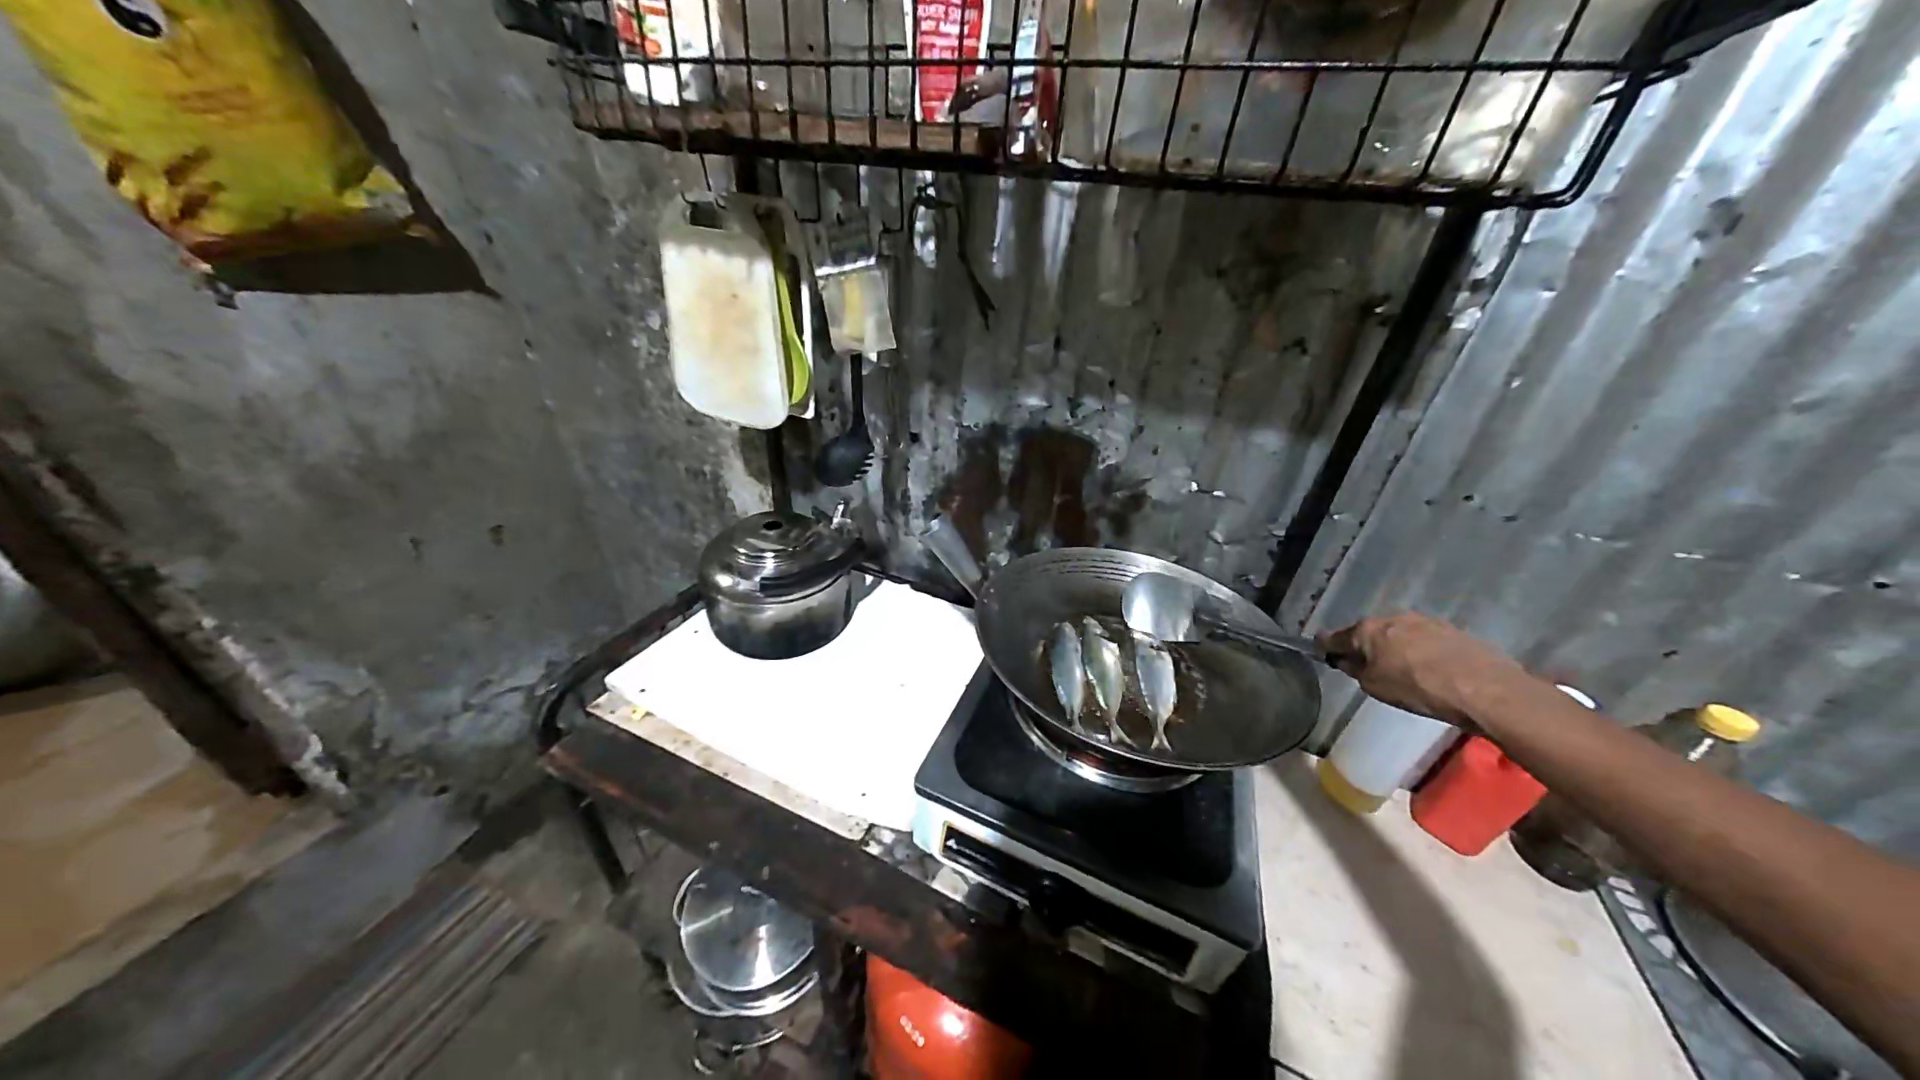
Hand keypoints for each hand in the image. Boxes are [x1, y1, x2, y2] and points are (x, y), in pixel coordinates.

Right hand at [1318, 613, 1534, 725]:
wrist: (1483, 688)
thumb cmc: (1417, 688)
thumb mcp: (1374, 686)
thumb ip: (1356, 670)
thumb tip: (1349, 660)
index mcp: (1367, 629)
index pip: (1335, 636)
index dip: (1326, 646)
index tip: (1320, 651)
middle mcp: (1392, 617)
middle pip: (1369, 632)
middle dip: (1364, 646)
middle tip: (1365, 666)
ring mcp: (1424, 621)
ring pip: (1397, 634)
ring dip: (1393, 647)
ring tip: (1399, 669)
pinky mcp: (1451, 630)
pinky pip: (1423, 640)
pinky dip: (1418, 651)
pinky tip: (1426, 669)